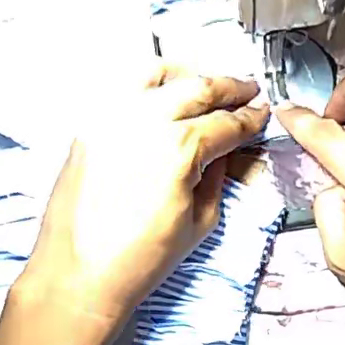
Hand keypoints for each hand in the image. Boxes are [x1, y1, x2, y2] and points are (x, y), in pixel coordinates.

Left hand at [16, 63, 268, 338]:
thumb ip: (217, 176)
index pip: (226, 123)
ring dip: (191, 75)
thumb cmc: (144, 258)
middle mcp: (145, 120)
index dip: (251, 118)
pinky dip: (151, 79)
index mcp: (180, 148)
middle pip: (197, 88)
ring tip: (207, 84)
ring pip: (158, 72)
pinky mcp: (89, 122)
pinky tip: (164, 91)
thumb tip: (224, 150)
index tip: (263, 114)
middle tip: (248, 89)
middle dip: (229, 86)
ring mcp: (112, 115)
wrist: (82, 272)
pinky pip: (124, 84)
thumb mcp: (201, 222)